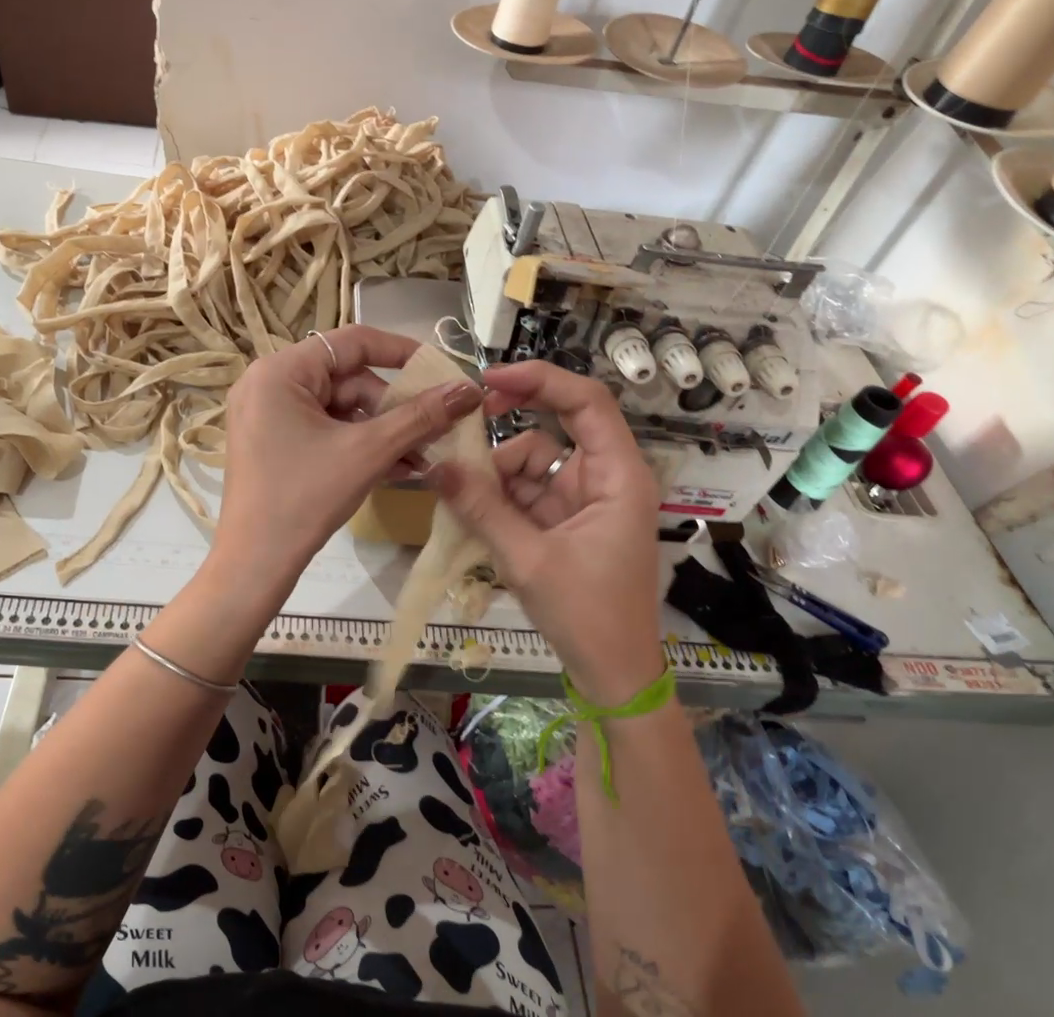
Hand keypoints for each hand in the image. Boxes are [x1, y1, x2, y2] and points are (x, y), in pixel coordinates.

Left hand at [213, 326, 483, 589]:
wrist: (255, 563)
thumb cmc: (305, 498)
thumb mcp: (367, 452)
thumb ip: (420, 417)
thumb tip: (469, 389)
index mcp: (280, 372)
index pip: (353, 343)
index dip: (403, 353)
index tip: (442, 371)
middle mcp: (268, 384)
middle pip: (348, 379)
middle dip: (395, 408)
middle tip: (436, 433)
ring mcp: (268, 415)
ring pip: (340, 409)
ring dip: (383, 432)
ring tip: (423, 458)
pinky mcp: (273, 443)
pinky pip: (325, 431)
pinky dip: (358, 445)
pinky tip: (399, 468)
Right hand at [430, 361, 662, 704]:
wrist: (613, 673)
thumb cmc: (587, 615)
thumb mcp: (528, 559)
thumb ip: (482, 509)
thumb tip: (436, 466)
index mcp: (617, 476)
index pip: (586, 402)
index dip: (539, 380)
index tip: (488, 380)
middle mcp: (605, 479)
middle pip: (551, 431)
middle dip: (505, 435)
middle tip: (458, 436)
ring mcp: (585, 502)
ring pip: (532, 465)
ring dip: (495, 478)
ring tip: (459, 501)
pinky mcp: (567, 524)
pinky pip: (528, 495)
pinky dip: (499, 501)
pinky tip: (470, 516)